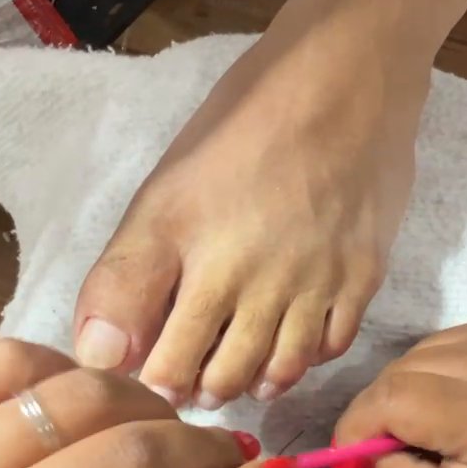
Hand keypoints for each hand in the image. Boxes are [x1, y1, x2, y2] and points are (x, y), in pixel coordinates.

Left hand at [71, 0, 431, 409]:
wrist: (344, 78)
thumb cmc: (243, 121)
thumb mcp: (163, 191)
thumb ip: (127, 277)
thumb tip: (101, 357)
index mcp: (206, 274)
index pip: (170, 369)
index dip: (153, 383)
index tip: (148, 376)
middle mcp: (266, 295)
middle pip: (228, 376)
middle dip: (200, 389)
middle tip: (190, 384)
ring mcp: (320, 289)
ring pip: (282, 369)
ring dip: (253, 381)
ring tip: (238, 379)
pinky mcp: (365, 275)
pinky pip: (334, 343)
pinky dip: (307, 357)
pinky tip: (293, 349)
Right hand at [330, 317, 466, 467]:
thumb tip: (348, 457)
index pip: (394, 400)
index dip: (358, 427)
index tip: (353, 459)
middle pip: (397, 373)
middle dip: (377, 413)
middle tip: (389, 451)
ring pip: (413, 355)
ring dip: (401, 391)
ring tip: (425, 427)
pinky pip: (437, 343)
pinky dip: (427, 372)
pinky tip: (448, 399)